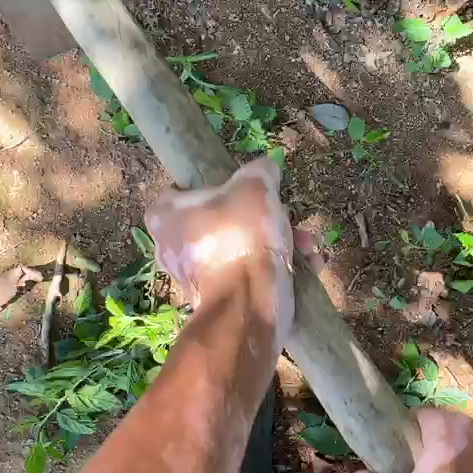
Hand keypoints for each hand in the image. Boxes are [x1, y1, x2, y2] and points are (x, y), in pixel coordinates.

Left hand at [144, 156, 293, 351]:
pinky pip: (249, 271)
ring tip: (306, 245)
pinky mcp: (221, 297)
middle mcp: (172, 246)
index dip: (215, 184)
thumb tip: (266, 168)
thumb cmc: (241, 237)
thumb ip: (261, 170)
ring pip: (241, 245)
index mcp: (166, 216)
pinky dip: (276, 266)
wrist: (249, 304)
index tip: (242, 187)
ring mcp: (196, 276)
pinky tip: (306, 264)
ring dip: (278, 241)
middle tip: (286, 217)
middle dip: (264, 217)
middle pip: (223, 218)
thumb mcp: (256, 186)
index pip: (183, 189)